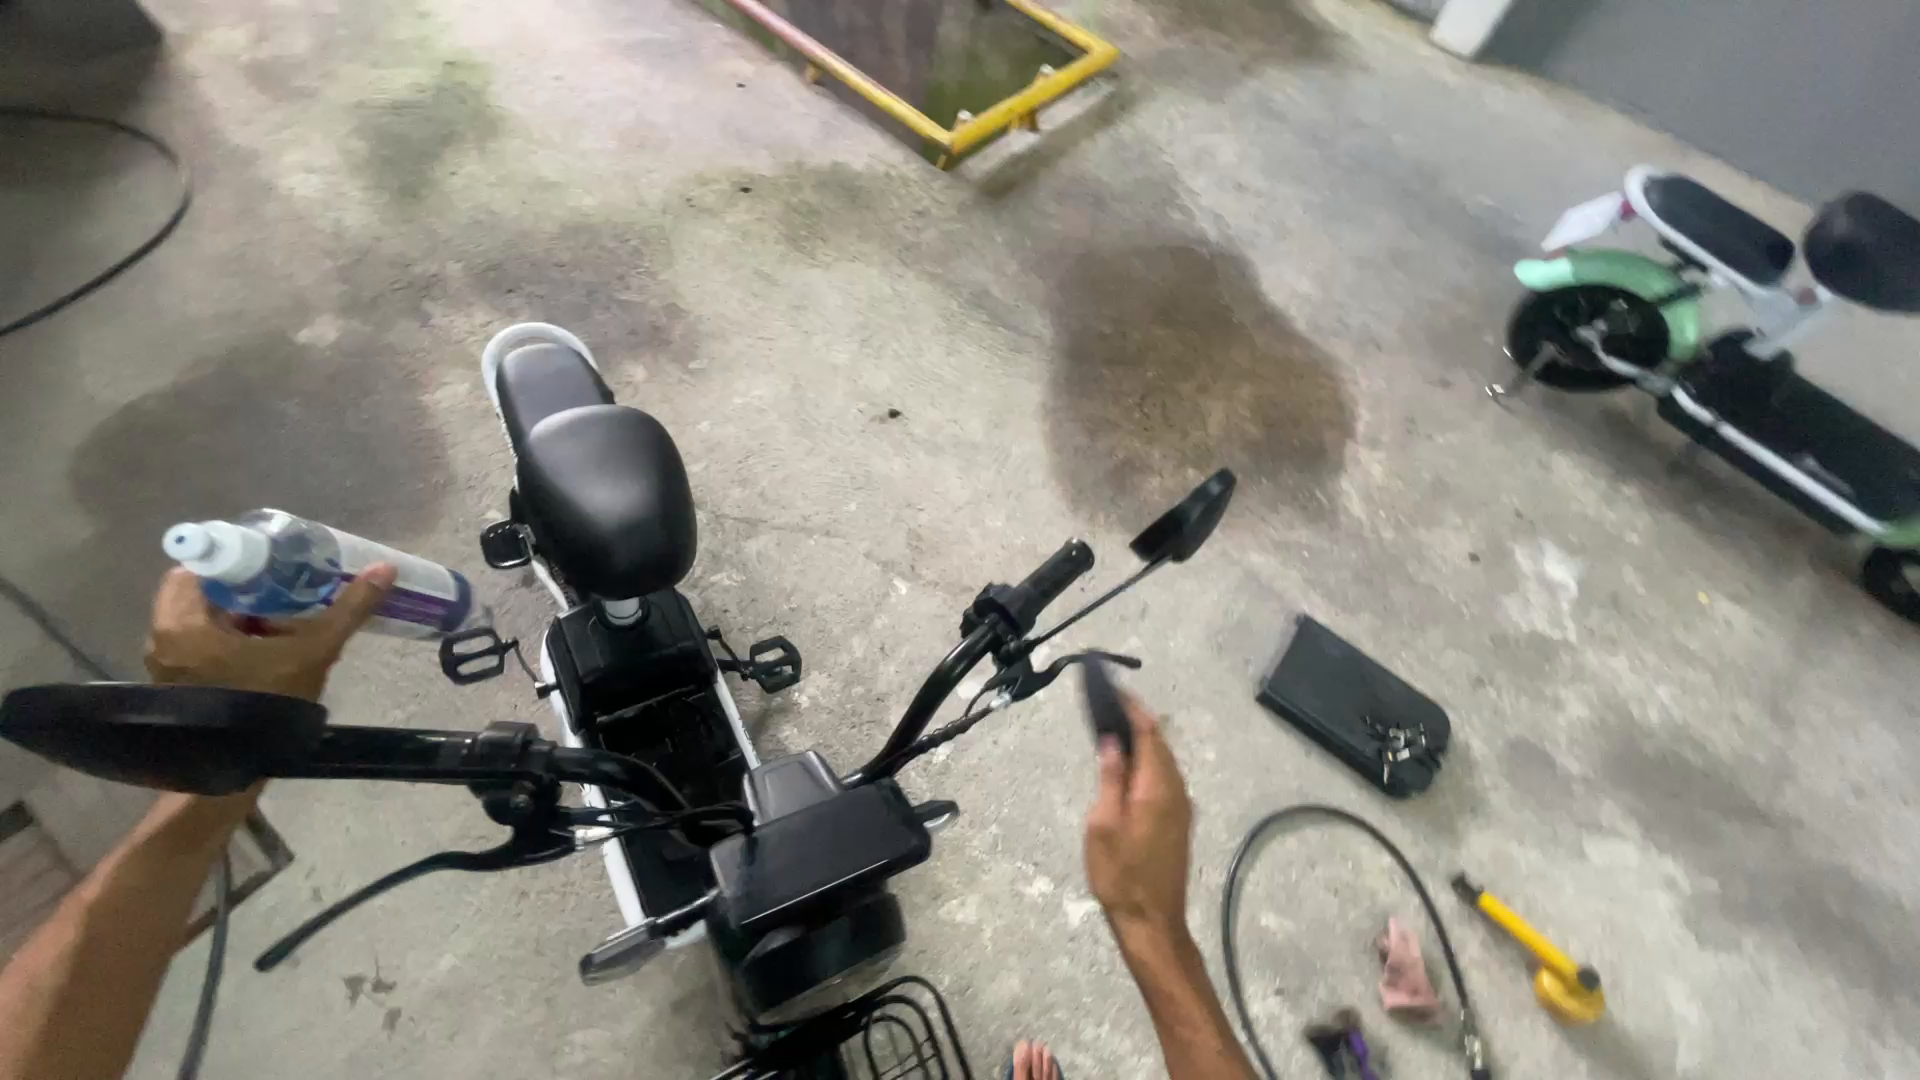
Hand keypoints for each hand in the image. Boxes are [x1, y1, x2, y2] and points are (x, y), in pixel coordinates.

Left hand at [143, 564, 396, 701]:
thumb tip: (386, 569)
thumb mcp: (315, 649)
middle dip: (247, 585)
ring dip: (242, 610)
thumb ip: (349, 608)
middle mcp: (163, 637)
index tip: (278, 562)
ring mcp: (168, 662)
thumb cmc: (267, 699)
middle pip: (204, 591)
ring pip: (204, 617)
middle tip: (289, 583)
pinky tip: (272, 640)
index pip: (201, 567)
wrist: (241, 761)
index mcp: (182, 624)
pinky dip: (235, 633)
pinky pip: (205, 640)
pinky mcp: (180, 680)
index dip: (241, 559)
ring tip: (287, 611)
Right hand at [1084, 694, 1193, 939]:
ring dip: (1144, 739)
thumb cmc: (1120, 874)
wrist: (1152, 922)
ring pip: (1164, 759)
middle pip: (1160, 743)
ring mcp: (1181, 807)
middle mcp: (1176, 791)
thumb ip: (1111, 779)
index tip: (1113, 688)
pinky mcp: (1179, 820)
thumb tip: (1113, 741)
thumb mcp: (1103, 825)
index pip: (1148, 733)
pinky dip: (1148, 759)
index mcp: (1157, 787)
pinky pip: (1165, 775)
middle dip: (1137, 718)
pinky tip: (1130, 763)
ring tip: (1116, 725)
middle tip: (1110, 702)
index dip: (1132, 708)